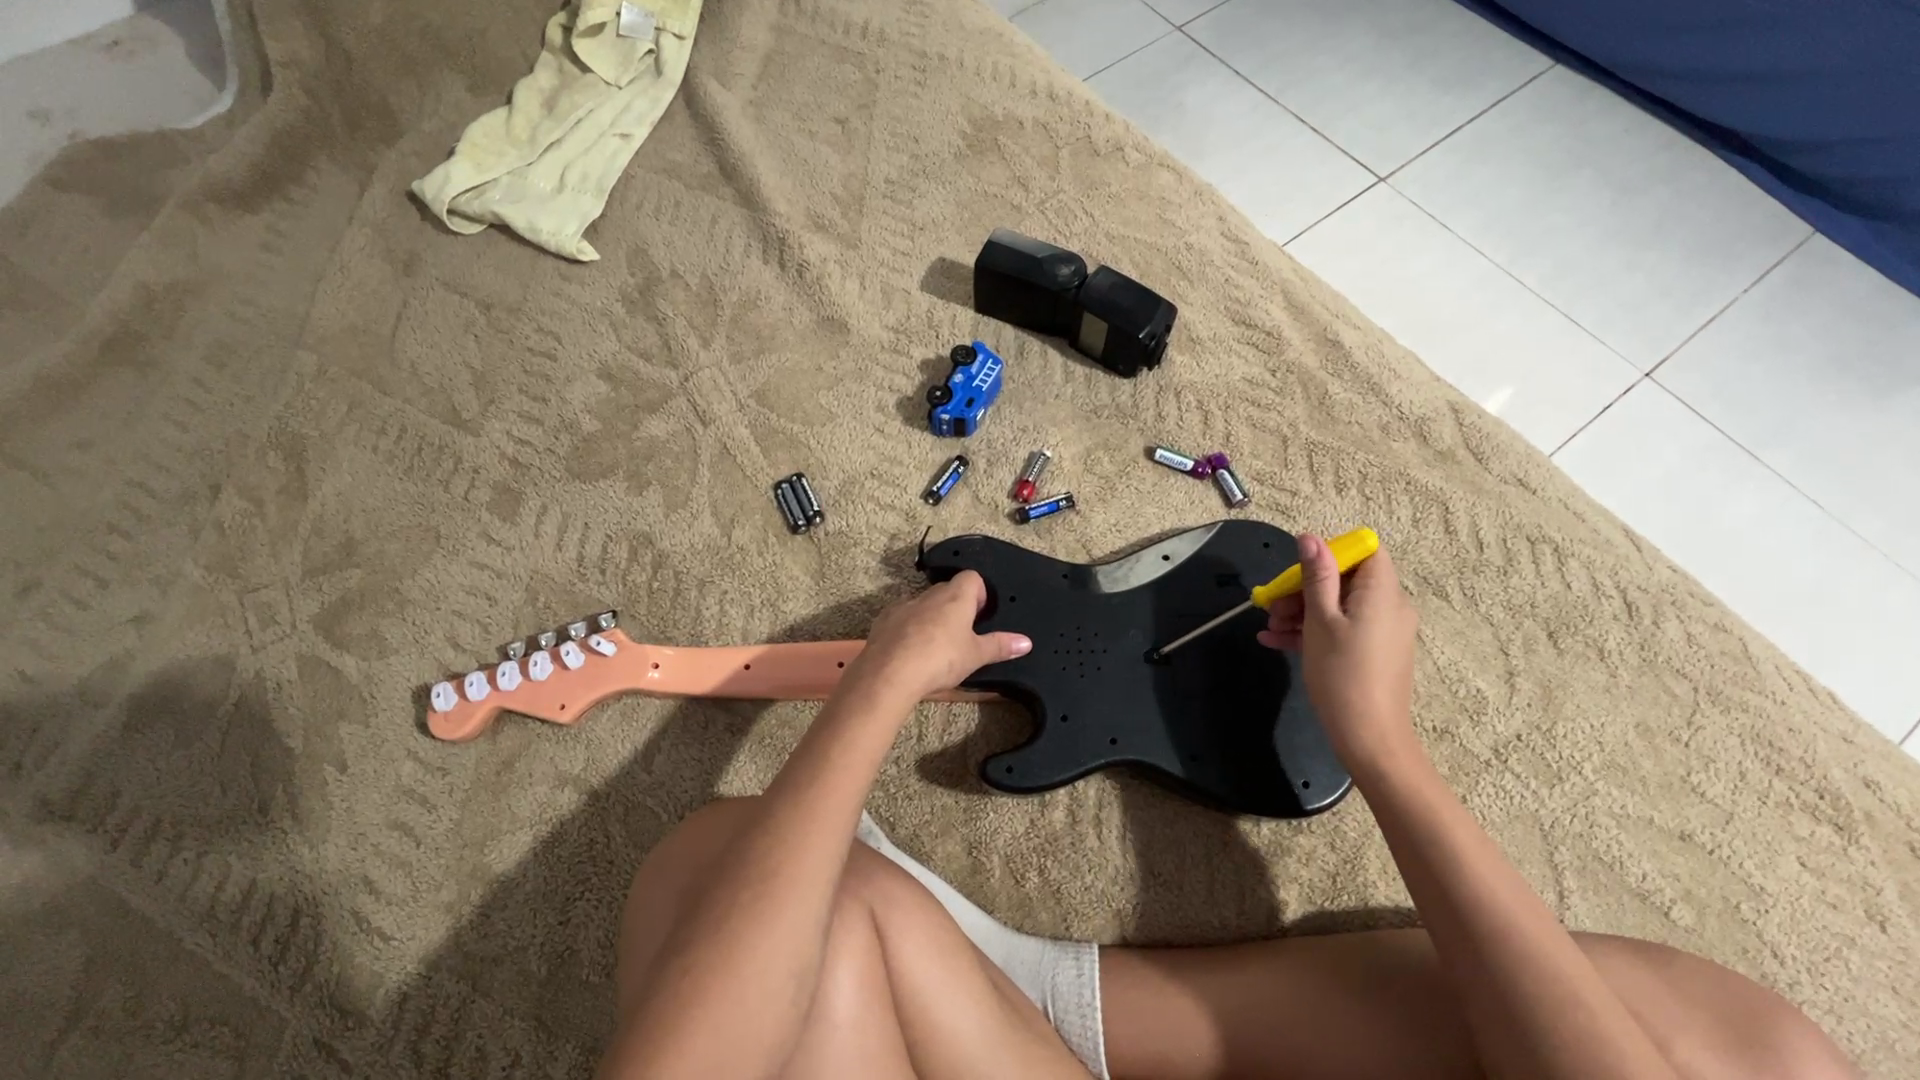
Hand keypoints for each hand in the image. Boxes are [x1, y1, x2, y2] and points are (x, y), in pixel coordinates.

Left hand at [849, 571, 1031, 700]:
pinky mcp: (883, 621)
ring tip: (936, 645)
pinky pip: (901, 618)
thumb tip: (1026, 642)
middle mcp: (929, 595)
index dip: (980, 593)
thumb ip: (1000, 646)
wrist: (889, 673)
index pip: (972, 577)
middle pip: (947, 590)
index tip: (982, 615)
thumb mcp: (975, 655)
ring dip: (931, 617)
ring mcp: (903, 606)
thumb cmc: (939, 659)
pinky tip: (910, 651)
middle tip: (963, 634)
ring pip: (922, 604)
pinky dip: (908, 629)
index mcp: (955, 597)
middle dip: (956, 607)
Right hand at [1258, 534, 1418, 769]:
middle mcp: (1390, 607)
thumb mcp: (1320, 620)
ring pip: (1339, 605)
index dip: (1331, 553)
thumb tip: (1310, 537)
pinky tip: (1275, 641)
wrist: (1369, 737)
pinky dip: (1313, 630)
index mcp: (1383, 593)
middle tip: (1272, 605)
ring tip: (1270, 627)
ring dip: (1302, 611)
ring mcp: (1383, 631)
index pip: (1365, 551)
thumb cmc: (1342, 673)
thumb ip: (1316, 576)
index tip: (1297, 571)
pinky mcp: (1373, 652)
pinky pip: (1342, 628)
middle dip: (1305, 587)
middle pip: (1346, 579)